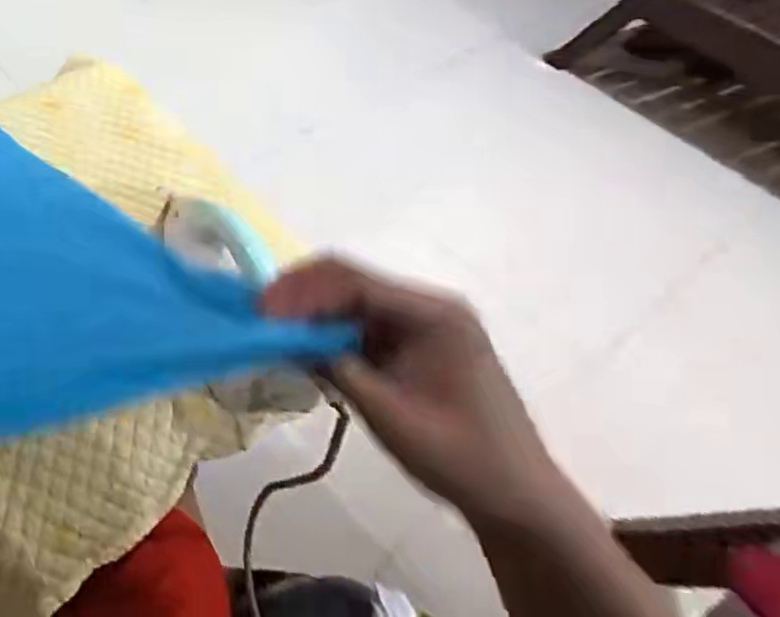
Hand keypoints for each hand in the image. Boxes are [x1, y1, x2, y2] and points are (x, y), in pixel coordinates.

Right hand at [261, 256, 569, 530]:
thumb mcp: (391, 414)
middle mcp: (424, 305)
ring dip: (307, 308)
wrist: (519, 501)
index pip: (355, 282)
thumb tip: (281, 338)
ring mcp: (414, 321)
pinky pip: (352, 318)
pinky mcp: (404, 339)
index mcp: (435, 314)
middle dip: (299, 293)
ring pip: (344, 296)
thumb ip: (336, 368)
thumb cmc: (461, 458)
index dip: (303, 292)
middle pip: (347, 279)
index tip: (264, 312)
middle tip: (259, 314)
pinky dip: (321, 326)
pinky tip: (297, 340)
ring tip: (270, 326)